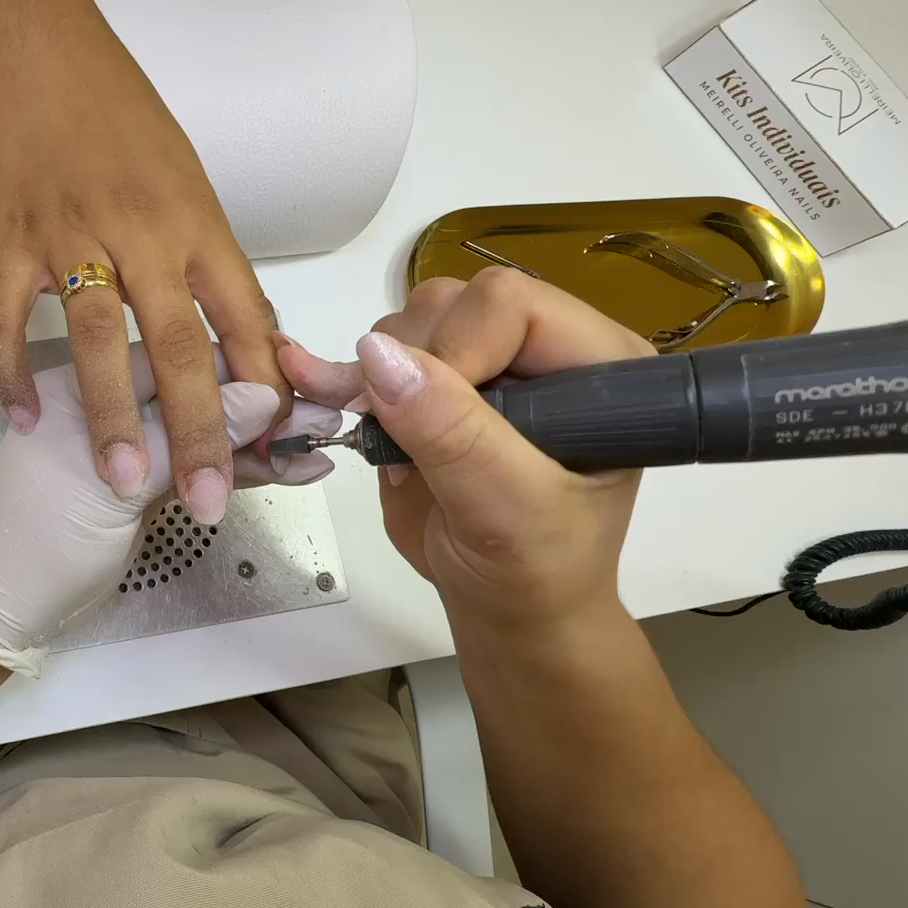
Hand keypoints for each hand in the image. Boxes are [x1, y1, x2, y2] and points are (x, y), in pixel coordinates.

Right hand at [0, 0, 287, 527]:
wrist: (41, 54)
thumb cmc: (126, 121)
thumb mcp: (192, 188)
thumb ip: (212, 268)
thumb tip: (244, 345)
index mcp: (197, 225)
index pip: (244, 321)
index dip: (263, 392)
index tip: (271, 453)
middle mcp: (142, 236)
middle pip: (178, 345)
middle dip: (196, 431)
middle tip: (204, 499)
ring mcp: (70, 238)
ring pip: (94, 339)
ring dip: (109, 415)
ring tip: (118, 481)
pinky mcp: (8, 239)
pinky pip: (2, 317)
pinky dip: (7, 371)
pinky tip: (22, 418)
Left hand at [0, 342, 336, 675]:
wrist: (14, 605)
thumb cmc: (45, 536)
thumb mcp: (113, 485)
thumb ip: (185, 440)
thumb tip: (261, 397)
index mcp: (82, 382)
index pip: (166, 358)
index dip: (231, 369)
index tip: (291, 379)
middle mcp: (108, 404)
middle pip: (195, 393)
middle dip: (259, 408)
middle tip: (321, 415)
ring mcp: (132, 446)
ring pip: (204, 433)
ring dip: (260, 444)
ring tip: (319, 446)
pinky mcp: (149, 483)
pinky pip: (200, 468)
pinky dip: (242, 473)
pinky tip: (292, 469)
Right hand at [277, 268, 655, 630]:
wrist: (500, 603)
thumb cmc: (529, 568)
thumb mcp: (504, 508)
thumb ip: (450, 432)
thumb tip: (376, 355)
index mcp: (594, 365)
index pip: (507, 306)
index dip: (455, 351)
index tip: (430, 425)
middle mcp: (537, 352)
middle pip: (450, 304)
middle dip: (407, 363)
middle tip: (395, 431)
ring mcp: (480, 369)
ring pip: (407, 324)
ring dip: (371, 374)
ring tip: (375, 432)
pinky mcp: (430, 392)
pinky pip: (376, 357)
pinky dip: (338, 376)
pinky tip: (313, 384)